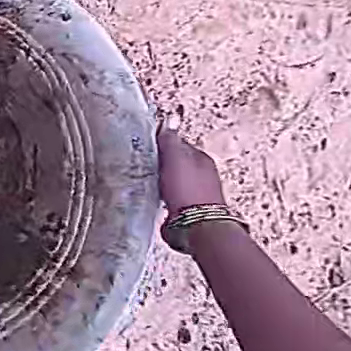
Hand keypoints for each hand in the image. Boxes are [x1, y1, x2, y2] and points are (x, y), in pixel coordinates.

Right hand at [158, 125, 227, 253]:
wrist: (196, 226)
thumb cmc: (188, 190)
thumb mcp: (175, 157)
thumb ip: (169, 140)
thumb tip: (167, 124)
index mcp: (201, 159)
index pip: (179, 143)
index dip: (163, 143)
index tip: (148, 143)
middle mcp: (202, 175)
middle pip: (178, 162)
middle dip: (163, 162)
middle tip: (147, 161)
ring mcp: (197, 193)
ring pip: (175, 180)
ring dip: (164, 180)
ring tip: (150, 179)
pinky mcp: (188, 211)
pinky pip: (172, 197)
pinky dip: (164, 196)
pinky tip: (156, 197)